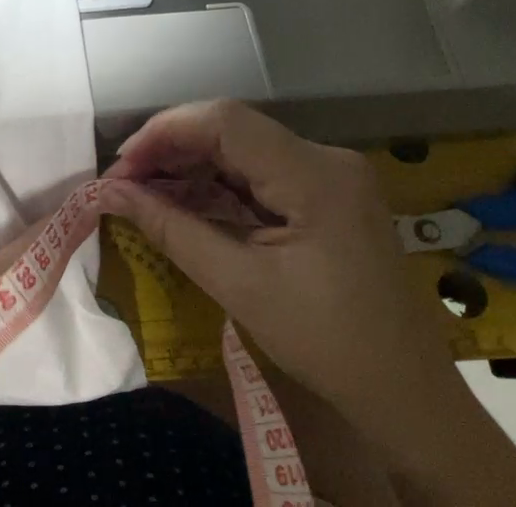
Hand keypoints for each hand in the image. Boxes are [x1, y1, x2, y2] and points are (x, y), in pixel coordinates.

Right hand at [100, 102, 466, 447]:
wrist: (406, 393)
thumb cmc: (326, 344)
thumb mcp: (239, 286)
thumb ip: (171, 229)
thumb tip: (109, 192)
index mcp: (316, 175)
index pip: (225, 121)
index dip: (164, 132)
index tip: (120, 168)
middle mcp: (327, 159)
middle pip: (232, 130)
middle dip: (171, 151)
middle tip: (122, 185)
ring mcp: (331, 175)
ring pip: (242, 150)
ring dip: (191, 168)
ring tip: (142, 195)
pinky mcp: (328, 195)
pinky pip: (260, 175)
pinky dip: (218, 187)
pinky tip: (183, 204)